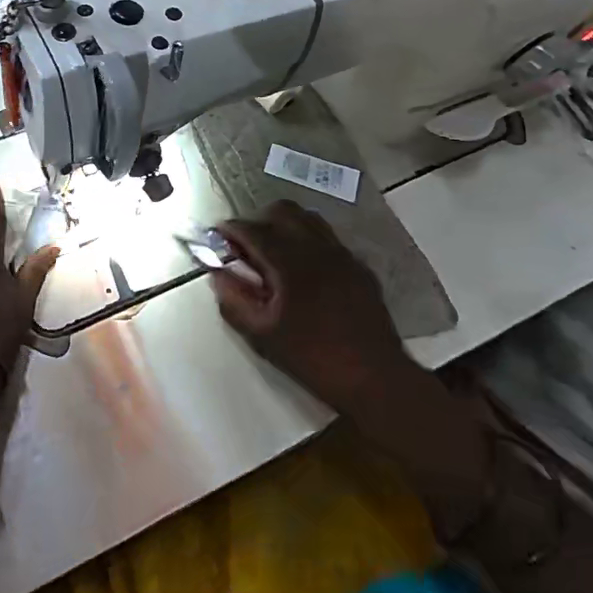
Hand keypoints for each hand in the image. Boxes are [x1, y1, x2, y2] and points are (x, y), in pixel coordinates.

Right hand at [210, 200, 409, 412]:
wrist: (377, 380)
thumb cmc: (312, 357)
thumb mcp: (260, 334)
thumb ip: (232, 299)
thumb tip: (218, 274)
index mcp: (290, 262)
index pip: (251, 229)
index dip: (228, 230)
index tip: (216, 239)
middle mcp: (317, 249)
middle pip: (282, 211)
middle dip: (257, 222)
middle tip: (246, 248)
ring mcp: (343, 256)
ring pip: (308, 220)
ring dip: (284, 228)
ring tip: (274, 255)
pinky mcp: (360, 268)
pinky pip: (329, 240)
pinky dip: (308, 243)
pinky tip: (304, 273)